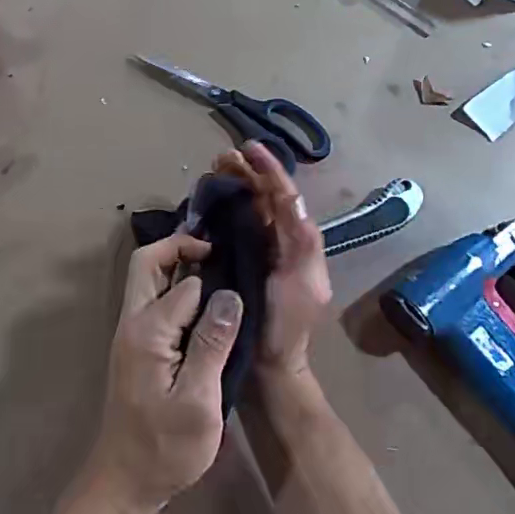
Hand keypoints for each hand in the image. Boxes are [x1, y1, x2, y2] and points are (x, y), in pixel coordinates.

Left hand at [84, 233, 242, 513]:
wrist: (125, 485)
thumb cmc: (165, 448)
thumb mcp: (199, 401)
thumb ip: (213, 343)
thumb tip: (230, 293)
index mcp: (147, 331)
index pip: (185, 283)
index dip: (215, 276)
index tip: (246, 272)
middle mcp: (133, 323)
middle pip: (147, 263)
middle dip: (182, 246)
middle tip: (222, 250)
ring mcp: (133, 335)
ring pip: (150, 280)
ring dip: (180, 265)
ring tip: (223, 267)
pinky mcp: (139, 348)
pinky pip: (156, 301)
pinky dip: (179, 288)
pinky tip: (210, 302)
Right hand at [212, 142, 331, 380]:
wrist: (270, 366)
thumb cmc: (288, 326)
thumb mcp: (305, 284)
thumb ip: (303, 241)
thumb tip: (292, 197)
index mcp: (299, 239)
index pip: (284, 195)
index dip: (268, 169)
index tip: (248, 147)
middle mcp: (282, 238)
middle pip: (264, 196)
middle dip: (246, 172)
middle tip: (221, 157)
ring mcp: (262, 249)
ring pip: (249, 207)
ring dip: (235, 185)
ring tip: (215, 170)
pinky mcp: (242, 261)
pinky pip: (235, 227)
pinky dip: (224, 209)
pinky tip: (209, 201)